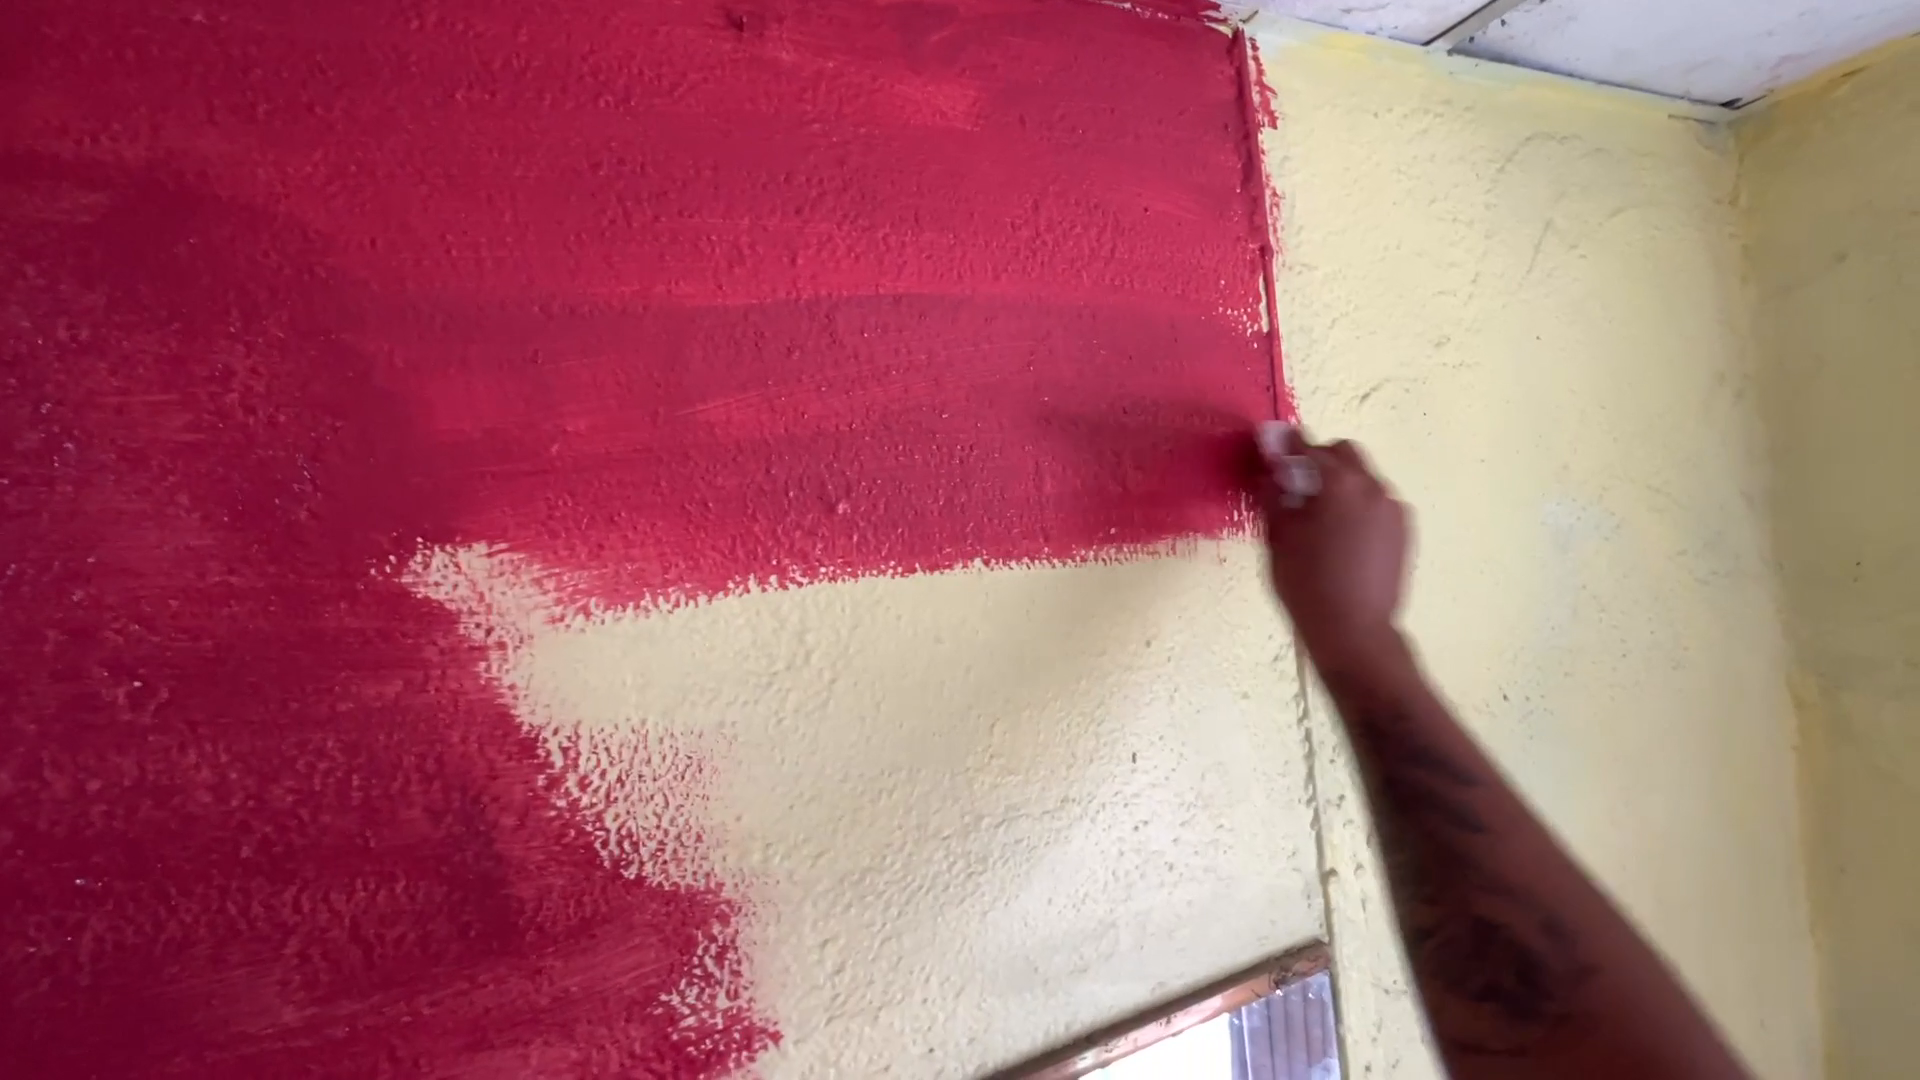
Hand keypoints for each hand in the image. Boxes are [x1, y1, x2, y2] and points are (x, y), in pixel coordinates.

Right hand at [1257, 424, 1410, 671]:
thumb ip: (1274, 493)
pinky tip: (1340, 538)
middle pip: (1344, 454)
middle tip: (1294, 487)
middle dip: (1319, 461)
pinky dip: (1356, 506)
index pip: (1310, 448)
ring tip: (1318, 519)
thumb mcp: (1278, 537)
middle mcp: (1373, 488)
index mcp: (1340, 485)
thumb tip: (1270, 467)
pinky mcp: (1404, 531)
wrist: (1353, 630)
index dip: (1287, 444)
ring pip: (1362, 479)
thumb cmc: (1305, 584)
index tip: (1271, 443)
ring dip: (1339, 485)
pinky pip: (1375, 504)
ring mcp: (1394, 510)